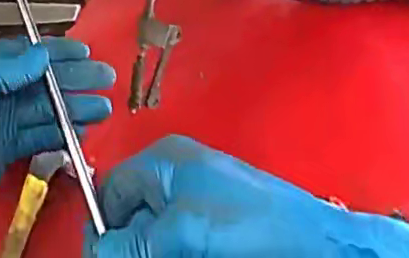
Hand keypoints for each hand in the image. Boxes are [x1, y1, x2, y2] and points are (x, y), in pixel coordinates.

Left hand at [0, 37, 115, 255]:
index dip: (58, 52)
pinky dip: (61, 131)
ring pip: (46, 107)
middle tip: (103, 78)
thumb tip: (44, 54)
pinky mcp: (5, 149)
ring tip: (102, 106)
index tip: (84, 52)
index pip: (28, 52)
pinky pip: (40, 134)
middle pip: (42, 79)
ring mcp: (0, 119)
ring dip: (74, 106)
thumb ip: (14, 67)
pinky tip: (80, 129)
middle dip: (74, 79)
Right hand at [89, 136, 408, 257]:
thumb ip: (137, 242)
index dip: (102, 226)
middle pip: (130, 215)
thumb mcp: (184, 231)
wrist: (310, 241)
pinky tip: (182, 254)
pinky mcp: (210, 227)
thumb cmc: (248, 224)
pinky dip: (170, 249)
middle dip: (129, 244)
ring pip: (153, 234)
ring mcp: (194, 202)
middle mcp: (174, 175)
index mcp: (164, 160)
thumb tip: (98, 251)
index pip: (113, 189)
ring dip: (150, 250)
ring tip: (178, 253)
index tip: (102, 257)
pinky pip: (176, 241)